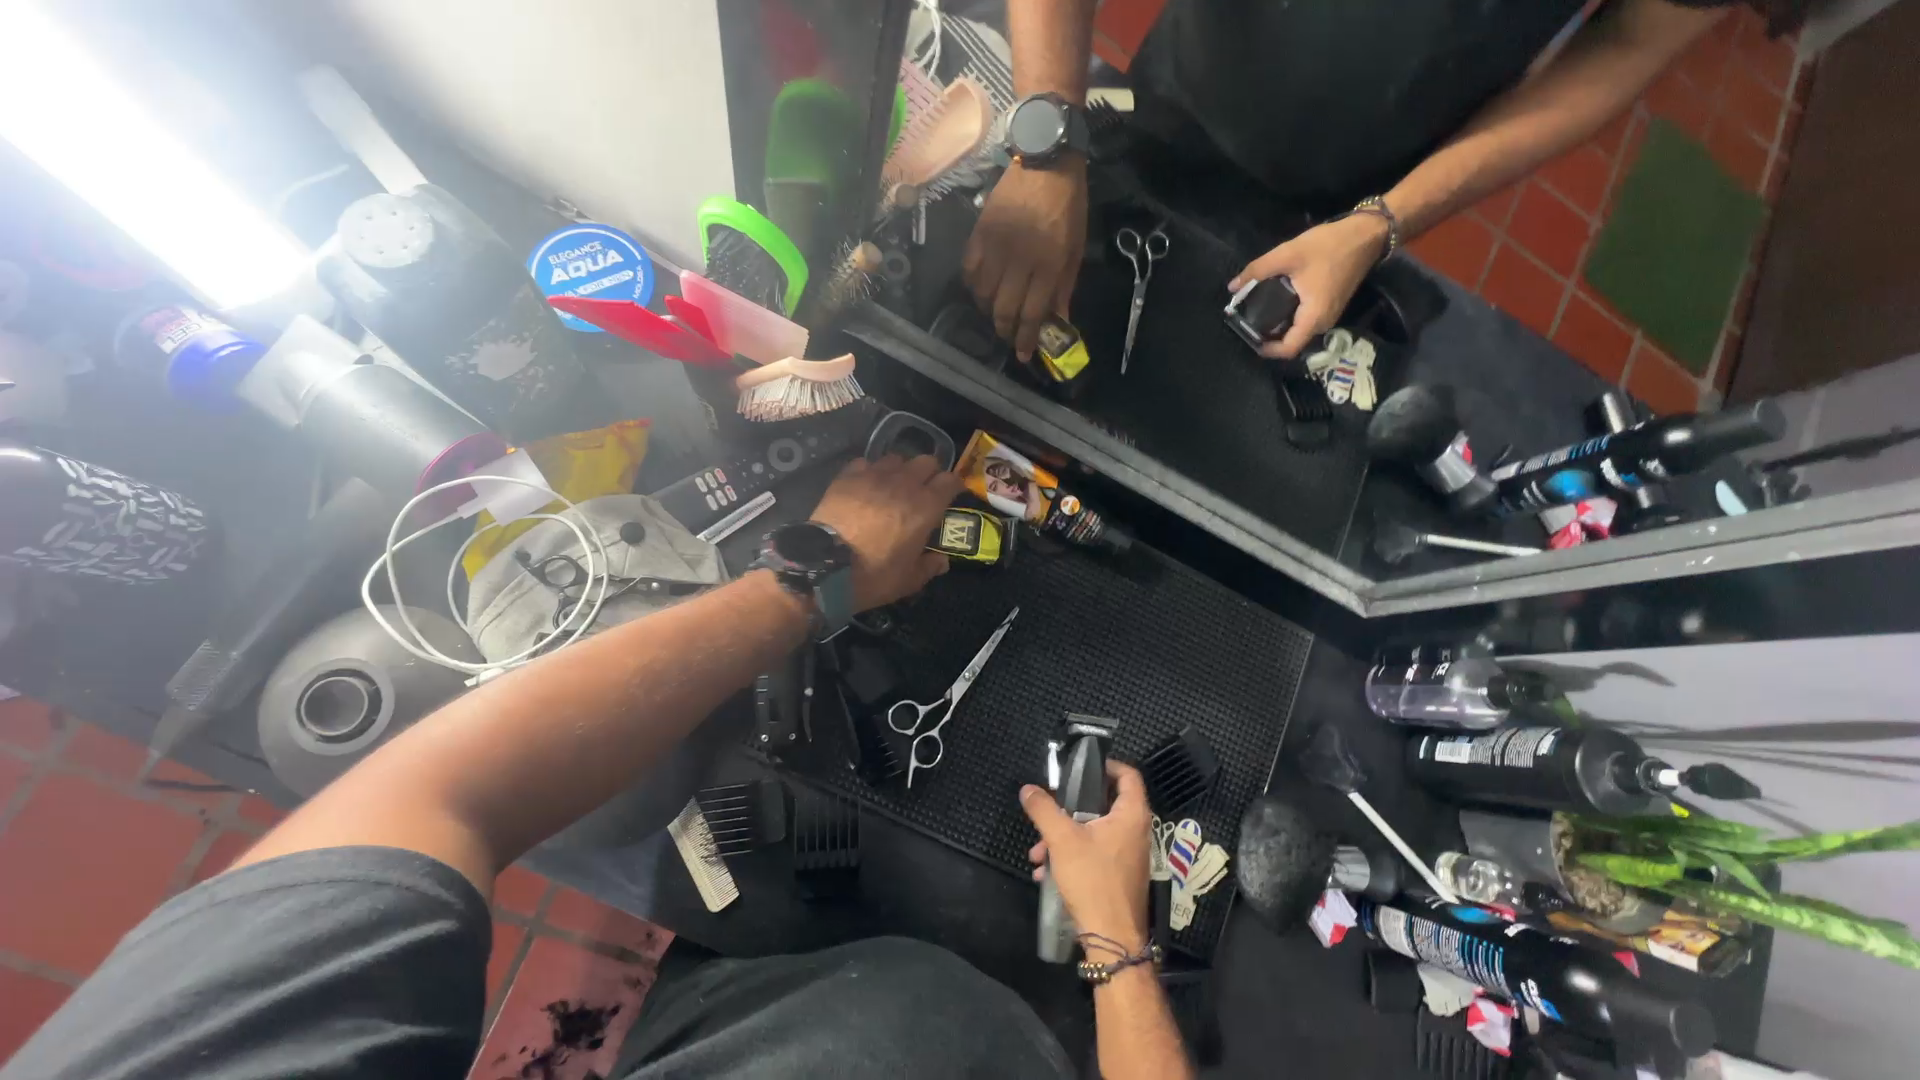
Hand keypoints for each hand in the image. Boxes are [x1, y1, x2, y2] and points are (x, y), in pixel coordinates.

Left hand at [809, 455, 962, 610]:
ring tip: (893, 485)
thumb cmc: (874, 576)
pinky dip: (869, 471)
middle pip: (925, 461)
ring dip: (899, 470)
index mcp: (926, 507)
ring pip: (896, 459)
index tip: (951, 495)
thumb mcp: (908, 581)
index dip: (953, 486)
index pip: (950, 480)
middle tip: (923, 489)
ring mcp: (874, 476)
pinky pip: (865, 463)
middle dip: (929, 473)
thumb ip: (929, 567)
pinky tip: (865, 485)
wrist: (825, 568)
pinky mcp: (848, 476)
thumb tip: (942, 561)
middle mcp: (904, 484)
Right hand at [963, 159, 1088, 361]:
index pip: (1032, 313)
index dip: (1026, 339)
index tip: (1023, 355)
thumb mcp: (1076, 248)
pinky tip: (979, 291)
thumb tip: (1059, 320)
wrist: (1047, 160)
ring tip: (994, 314)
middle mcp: (1020, 259)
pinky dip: (972, 286)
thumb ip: (1064, 286)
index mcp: (1049, 264)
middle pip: (1004, 308)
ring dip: (987, 311)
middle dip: (1005, 330)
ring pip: (983, 293)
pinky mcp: (980, 232)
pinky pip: (969, 269)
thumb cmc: (1068, 206)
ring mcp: (997, 246)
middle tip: (1008, 336)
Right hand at [1021, 760, 1151, 947]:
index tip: (1082, 766)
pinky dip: (1072, 857)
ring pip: (1094, 832)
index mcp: (1131, 815)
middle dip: (1069, 810)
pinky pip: (1095, 854)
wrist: (1111, 937)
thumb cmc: (1093, 879)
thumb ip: (1044, 810)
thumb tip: (1028, 789)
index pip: (1128, 775)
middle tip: (1049, 814)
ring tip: (1039, 854)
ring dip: (1064, 838)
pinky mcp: (1120, 875)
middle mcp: (1136, 831)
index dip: (1107, 765)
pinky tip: (1047, 874)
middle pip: (1104, 804)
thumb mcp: (1062, 840)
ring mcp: (1129, 855)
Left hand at [1228, 213, 1389, 359]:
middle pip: (1292, 342)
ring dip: (1279, 325)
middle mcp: (1323, 323)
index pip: (1288, 349)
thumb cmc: (1330, 245)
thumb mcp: (1288, 254)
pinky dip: (1290, 316)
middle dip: (1269, 336)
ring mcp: (1329, 315)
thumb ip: (1258, 271)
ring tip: (1258, 310)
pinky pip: (1306, 320)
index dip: (1266, 349)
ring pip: (1299, 331)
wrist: (1368, 233)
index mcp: (1314, 317)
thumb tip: (1232, 287)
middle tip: (1248, 321)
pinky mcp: (1331, 305)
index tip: (1248, 337)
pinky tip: (1277, 300)